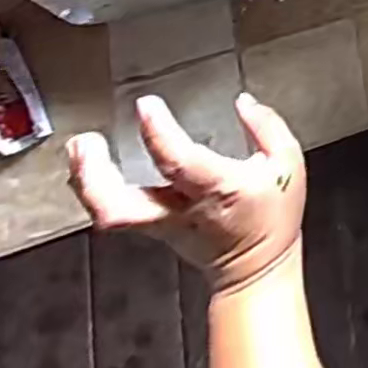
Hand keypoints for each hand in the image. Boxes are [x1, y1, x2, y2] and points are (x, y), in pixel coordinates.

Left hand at [67, 93, 305, 292]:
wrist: (258, 265)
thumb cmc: (275, 213)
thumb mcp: (288, 160)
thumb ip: (267, 126)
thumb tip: (244, 102)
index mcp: (220, 188)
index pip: (179, 161)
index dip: (158, 133)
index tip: (146, 106)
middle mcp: (184, 210)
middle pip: (121, 204)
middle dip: (96, 173)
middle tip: (86, 140)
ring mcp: (164, 224)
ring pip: (110, 214)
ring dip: (87, 182)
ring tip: (79, 148)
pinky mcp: (154, 230)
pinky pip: (115, 214)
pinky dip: (96, 190)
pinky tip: (92, 169)